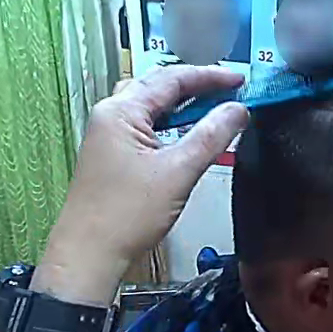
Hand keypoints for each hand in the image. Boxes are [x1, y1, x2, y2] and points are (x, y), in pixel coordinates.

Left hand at [33, 66, 247, 303]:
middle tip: (232, 89)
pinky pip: (148, 125)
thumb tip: (240, 109)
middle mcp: (111, 115)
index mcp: (121, 112)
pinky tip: (192, 132)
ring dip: (186, 103)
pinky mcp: (114, 154)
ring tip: (218, 106)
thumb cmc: (129, 213)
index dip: (210, 76)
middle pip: (159, 86)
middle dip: (197, 85)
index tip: (242, 79)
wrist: (89, 255)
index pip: (171, 79)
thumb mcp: (178, 172)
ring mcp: (110, 135)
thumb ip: (212, 136)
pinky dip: (174, 122)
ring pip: (153, 106)